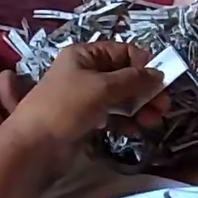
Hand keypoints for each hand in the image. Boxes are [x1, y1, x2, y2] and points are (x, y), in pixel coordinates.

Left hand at [0, 42, 161, 153]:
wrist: (34, 146)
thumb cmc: (65, 107)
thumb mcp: (101, 87)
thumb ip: (133, 80)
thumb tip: (158, 73)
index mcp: (83, 55)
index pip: (121, 51)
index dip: (143, 63)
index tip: (162, 79)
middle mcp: (84, 72)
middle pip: (124, 75)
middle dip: (145, 89)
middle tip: (163, 105)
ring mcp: (85, 97)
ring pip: (121, 96)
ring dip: (139, 106)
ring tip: (153, 121)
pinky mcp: (86, 119)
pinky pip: (113, 115)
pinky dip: (126, 120)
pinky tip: (136, 130)